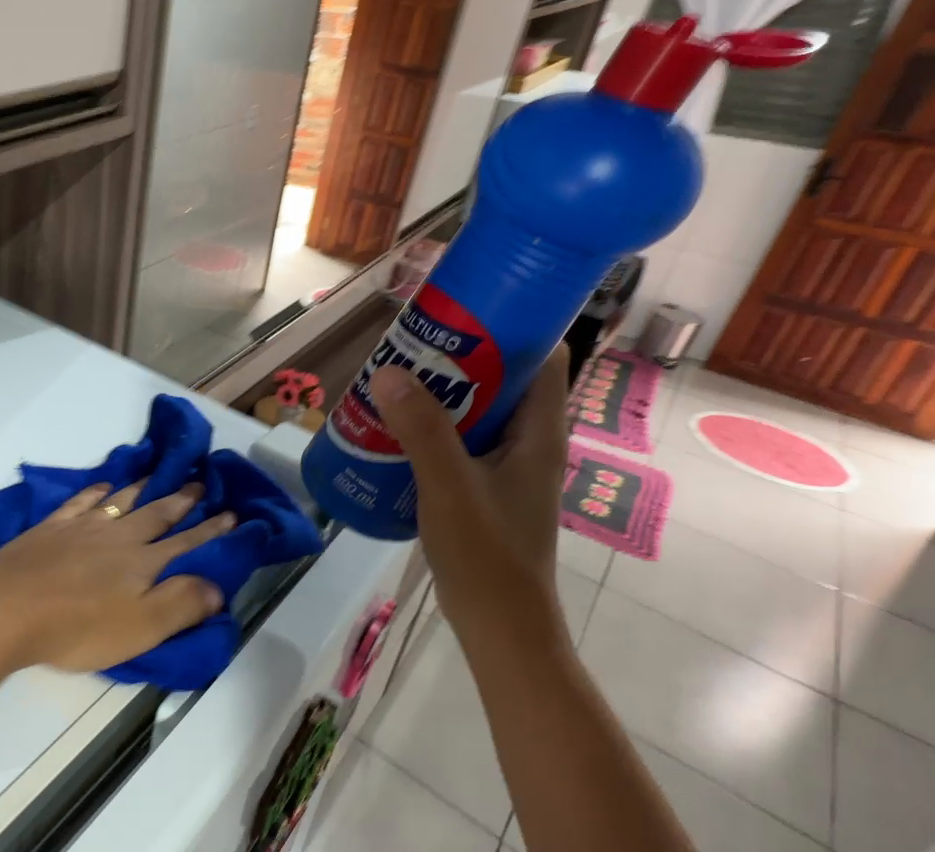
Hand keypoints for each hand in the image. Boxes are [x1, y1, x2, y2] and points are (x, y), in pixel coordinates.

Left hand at [0, 480, 235, 673]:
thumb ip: (181, 604)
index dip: (211, 531)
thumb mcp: (142, 627)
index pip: (185, 543)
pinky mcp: (51, 528)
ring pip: (121, 502)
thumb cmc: (79, 626)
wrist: (9, 606)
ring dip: (143, 490)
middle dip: (181, 502)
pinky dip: (97, 492)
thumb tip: (217, 586)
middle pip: (155, 514)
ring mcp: (81, 528)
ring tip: (159, 478)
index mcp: (143, 563)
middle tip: (200, 484)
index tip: (232, 514)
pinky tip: (103, 486)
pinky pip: (82, 502)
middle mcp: (117, 537)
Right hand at [368, 346, 570, 642]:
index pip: (546, 359)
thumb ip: (421, 428)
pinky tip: (392, 427)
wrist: (499, 626)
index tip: (464, 308)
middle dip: (460, 355)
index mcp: (539, 434)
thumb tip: (389, 369)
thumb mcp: (449, 485)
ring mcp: (508, 468)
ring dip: (440, 391)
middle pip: (504, 380)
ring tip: (393, 377)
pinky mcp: (484, 489)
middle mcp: (530, 443)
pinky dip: (432, 425)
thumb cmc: (487, 553)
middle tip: (410, 341)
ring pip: (478, 411)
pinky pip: (460, 440)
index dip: (514, 326)